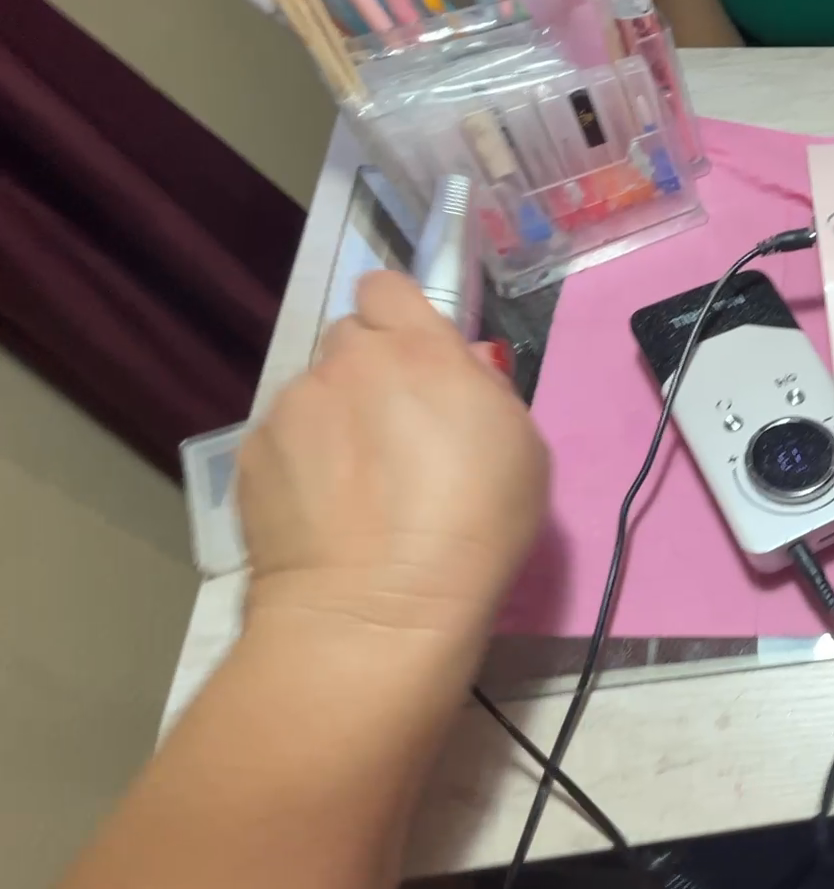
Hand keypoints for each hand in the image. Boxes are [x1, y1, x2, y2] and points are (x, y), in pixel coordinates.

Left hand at [238, 272, 548, 642]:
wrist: (384, 601)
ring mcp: (291, 408)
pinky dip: (312, 458)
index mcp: (421, 353)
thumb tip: (461, 368)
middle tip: (406, 428)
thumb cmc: (481, 520)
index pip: (389, 287)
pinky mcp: (252, 454)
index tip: (425, 358)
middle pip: (354, 339)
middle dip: (378, 369)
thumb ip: (488, 390)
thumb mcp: (525, 448)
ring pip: (320, 391)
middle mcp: (348, 364)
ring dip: (345, 417)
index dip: (405, 315)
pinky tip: (337, 507)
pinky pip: (289, 436)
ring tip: (370, 483)